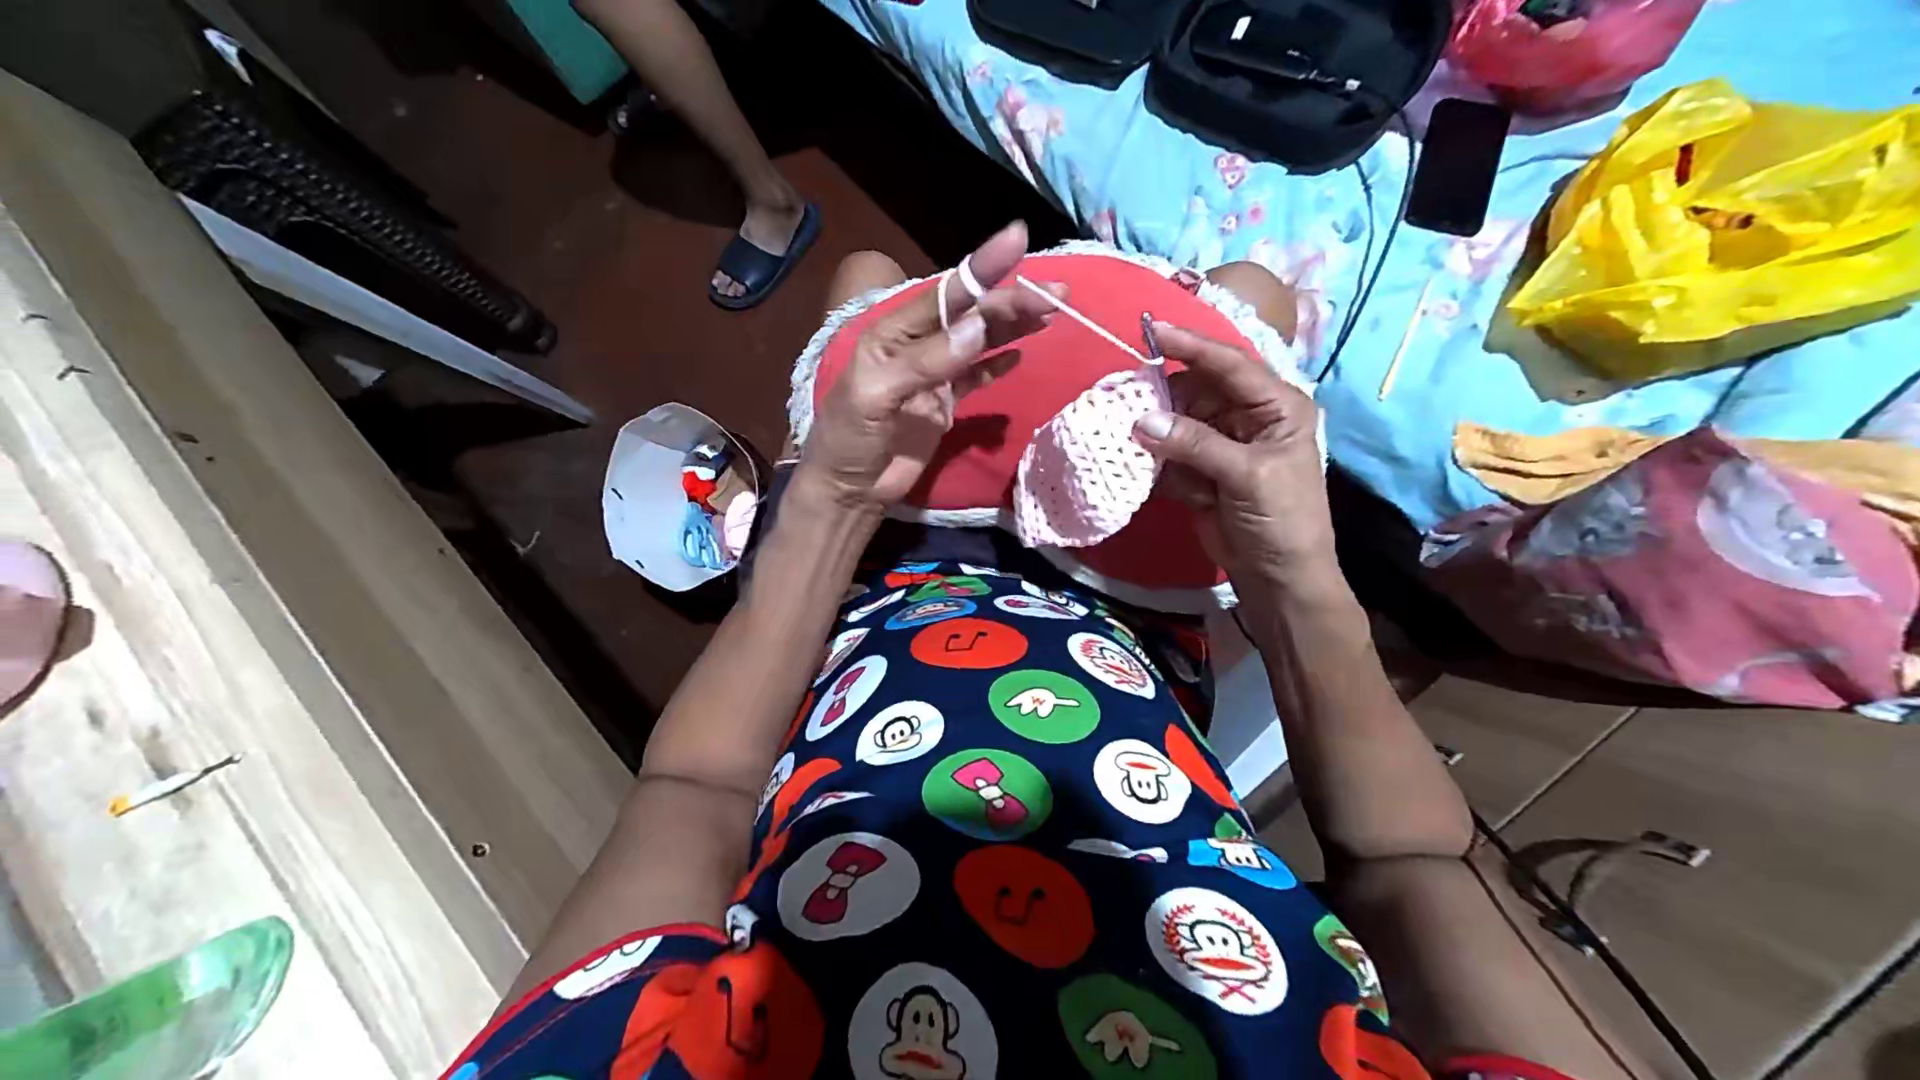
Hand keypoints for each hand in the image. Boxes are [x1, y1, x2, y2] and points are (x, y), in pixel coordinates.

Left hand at [797, 221, 1061, 512]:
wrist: (848, 491)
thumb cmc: (849, 439)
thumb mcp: (875, 396)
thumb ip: (926, 362)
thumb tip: (978, 329)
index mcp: (893, 333)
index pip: (945, 294)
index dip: (982, 267)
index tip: (1017, 239)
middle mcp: (917, 346)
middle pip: (971, 315)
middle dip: (1011, 300)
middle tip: (1058, 293)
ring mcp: (934, 376)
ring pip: (980, 341)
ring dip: (1013, 326)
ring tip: (1051, 312)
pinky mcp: (945, 404)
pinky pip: (978, 377)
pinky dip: (999, 364)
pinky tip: (1023, 351)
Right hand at [1131, 321, 1337, 595]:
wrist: (1277, 576)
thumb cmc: (1282, 519)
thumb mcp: (1247, 476)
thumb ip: (1196, 444)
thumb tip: (1142, 420)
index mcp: (1276, 406)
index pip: (1229, 365)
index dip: (1191, 346)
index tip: (1151, 330)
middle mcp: (1246, 417)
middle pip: (1196, 390)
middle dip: (1164, 394)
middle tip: (1126, 396)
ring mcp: (1219, 443)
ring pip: (1176, 421)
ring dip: (1154, 429)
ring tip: (1126, 432)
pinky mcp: (1198, 470)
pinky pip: (1168, 452)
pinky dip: (1154, 458)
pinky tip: (1142, 463)